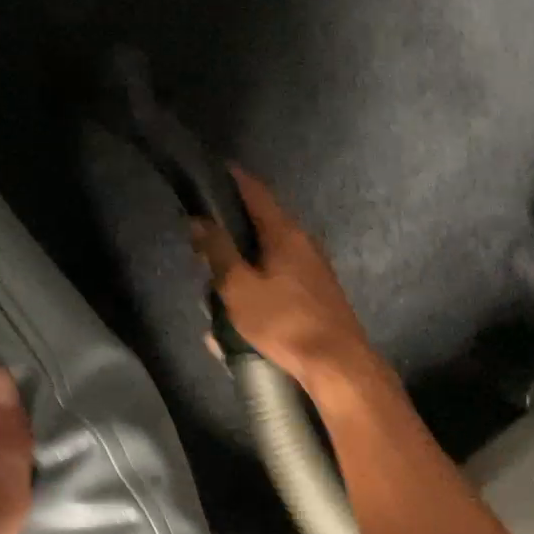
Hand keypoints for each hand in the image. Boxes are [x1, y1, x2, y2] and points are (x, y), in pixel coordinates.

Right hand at [189, 167, 375, 383]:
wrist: (335, 362)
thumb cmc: (283, 321)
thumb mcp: (239, 287)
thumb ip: (217, 252)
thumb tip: (198, 220)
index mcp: (285, 233)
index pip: (256, 192)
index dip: (233, 179)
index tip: (212, 171)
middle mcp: (304, 243)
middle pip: (263, 223)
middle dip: (233, 227)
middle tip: (204, 235)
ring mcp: (314, 269)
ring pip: (270, 254)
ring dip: (244, 260)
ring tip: (218, 276)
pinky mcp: (316, 293)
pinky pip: (278, 277)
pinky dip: (257, 281)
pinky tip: (242, 305)